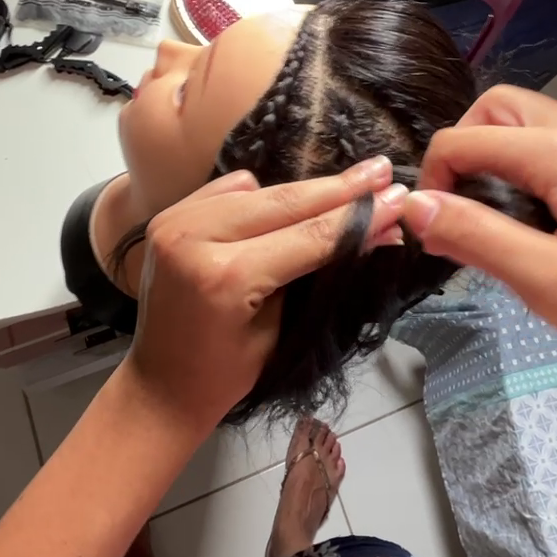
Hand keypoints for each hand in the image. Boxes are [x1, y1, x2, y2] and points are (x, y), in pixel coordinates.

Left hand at [125, 157, 406, 428]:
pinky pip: (228, 190)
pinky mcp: (169, 215)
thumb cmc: (225, 377)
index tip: (399, 197)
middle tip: (382, 169)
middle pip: (285, 201)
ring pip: (259, 190)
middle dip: (340, 187)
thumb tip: (381, 232)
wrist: (158, 388)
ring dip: (304, 190)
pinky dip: (261, 194)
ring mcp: (176, 220)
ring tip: (350, 184)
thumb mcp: (284, 329)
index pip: (309, 236)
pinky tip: (288, 200)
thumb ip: (325, 274)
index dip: (359, 216)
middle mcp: (194, 236)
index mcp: (225, 276)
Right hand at [403, 85, 556, 386]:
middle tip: (460, 216)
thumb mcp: (553, 283)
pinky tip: (542, 227)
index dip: (433, 182)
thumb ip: (477, 237)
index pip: (464, 139)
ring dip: (495, 161)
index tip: (432, 235)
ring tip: (498, 226)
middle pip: (496, 110)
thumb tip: (416, 206)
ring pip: (529, 125)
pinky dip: (528, 170)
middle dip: (462, 153)